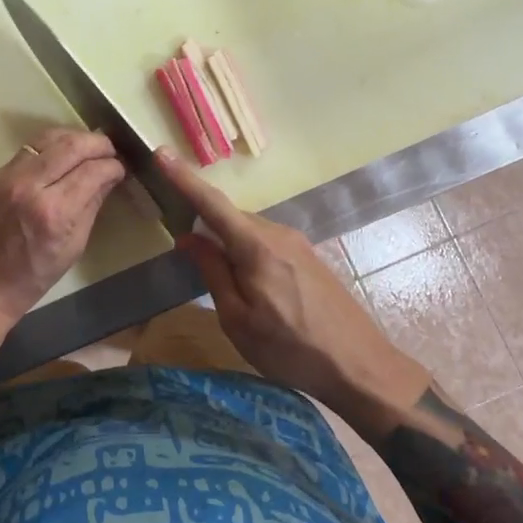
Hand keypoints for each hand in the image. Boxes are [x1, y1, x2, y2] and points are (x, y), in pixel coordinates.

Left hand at [0, 129, 125, 320]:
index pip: (92, 172)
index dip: (112, 166)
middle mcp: (29, 186)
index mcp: (53, 212)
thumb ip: (92, 205)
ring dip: (73, 138)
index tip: (120, 168)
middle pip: (71, 146)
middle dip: (97, 143)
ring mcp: (7, 177)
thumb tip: (109, 177)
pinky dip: (50, 147)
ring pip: (48, 139)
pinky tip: (61, 155)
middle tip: (110, 150)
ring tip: (88, 147)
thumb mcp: (74, 246)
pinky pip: (29, 149)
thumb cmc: (34, 274)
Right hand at [156, 148, 432, 437]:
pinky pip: (265, 243)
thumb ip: (212, 272)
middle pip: (229, 217)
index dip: (183, 178)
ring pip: (247, 231)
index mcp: (256, 247)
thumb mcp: (238, 319)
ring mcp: (297, 244)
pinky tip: (247, 285)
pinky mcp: (308, 258)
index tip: (161, 153)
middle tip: (182, 249)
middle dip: (203, 223)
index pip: (211, 203)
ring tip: (218, 281)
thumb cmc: (291, 349)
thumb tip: (189, 237)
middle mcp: (278, 234)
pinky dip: (245, 252)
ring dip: (226, 244)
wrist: (361, 368)